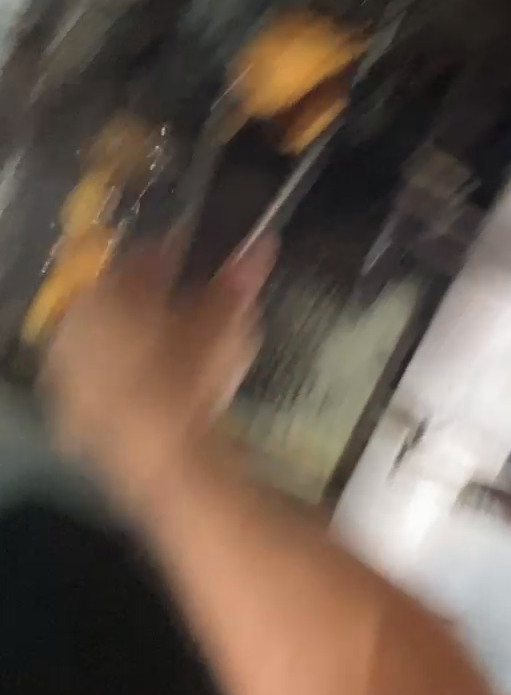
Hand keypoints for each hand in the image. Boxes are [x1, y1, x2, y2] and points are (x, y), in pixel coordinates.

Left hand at [39, 239, 275, 506]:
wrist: (158, 452)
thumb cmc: (190, 379)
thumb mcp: (228, 325)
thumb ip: (238, 282)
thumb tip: (262, 242)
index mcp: (106, 297)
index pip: (137, 257)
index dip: (172, 251)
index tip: (200, 250)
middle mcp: (73, 323)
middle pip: (115, 294)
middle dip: (153, 291)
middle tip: (195, 294)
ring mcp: (65, 363)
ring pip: (104, 329)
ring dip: (140, 324)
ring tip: (182, 332)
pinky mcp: (71, 397)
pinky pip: (99, 362)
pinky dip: (128, 357)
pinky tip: (160, 369)